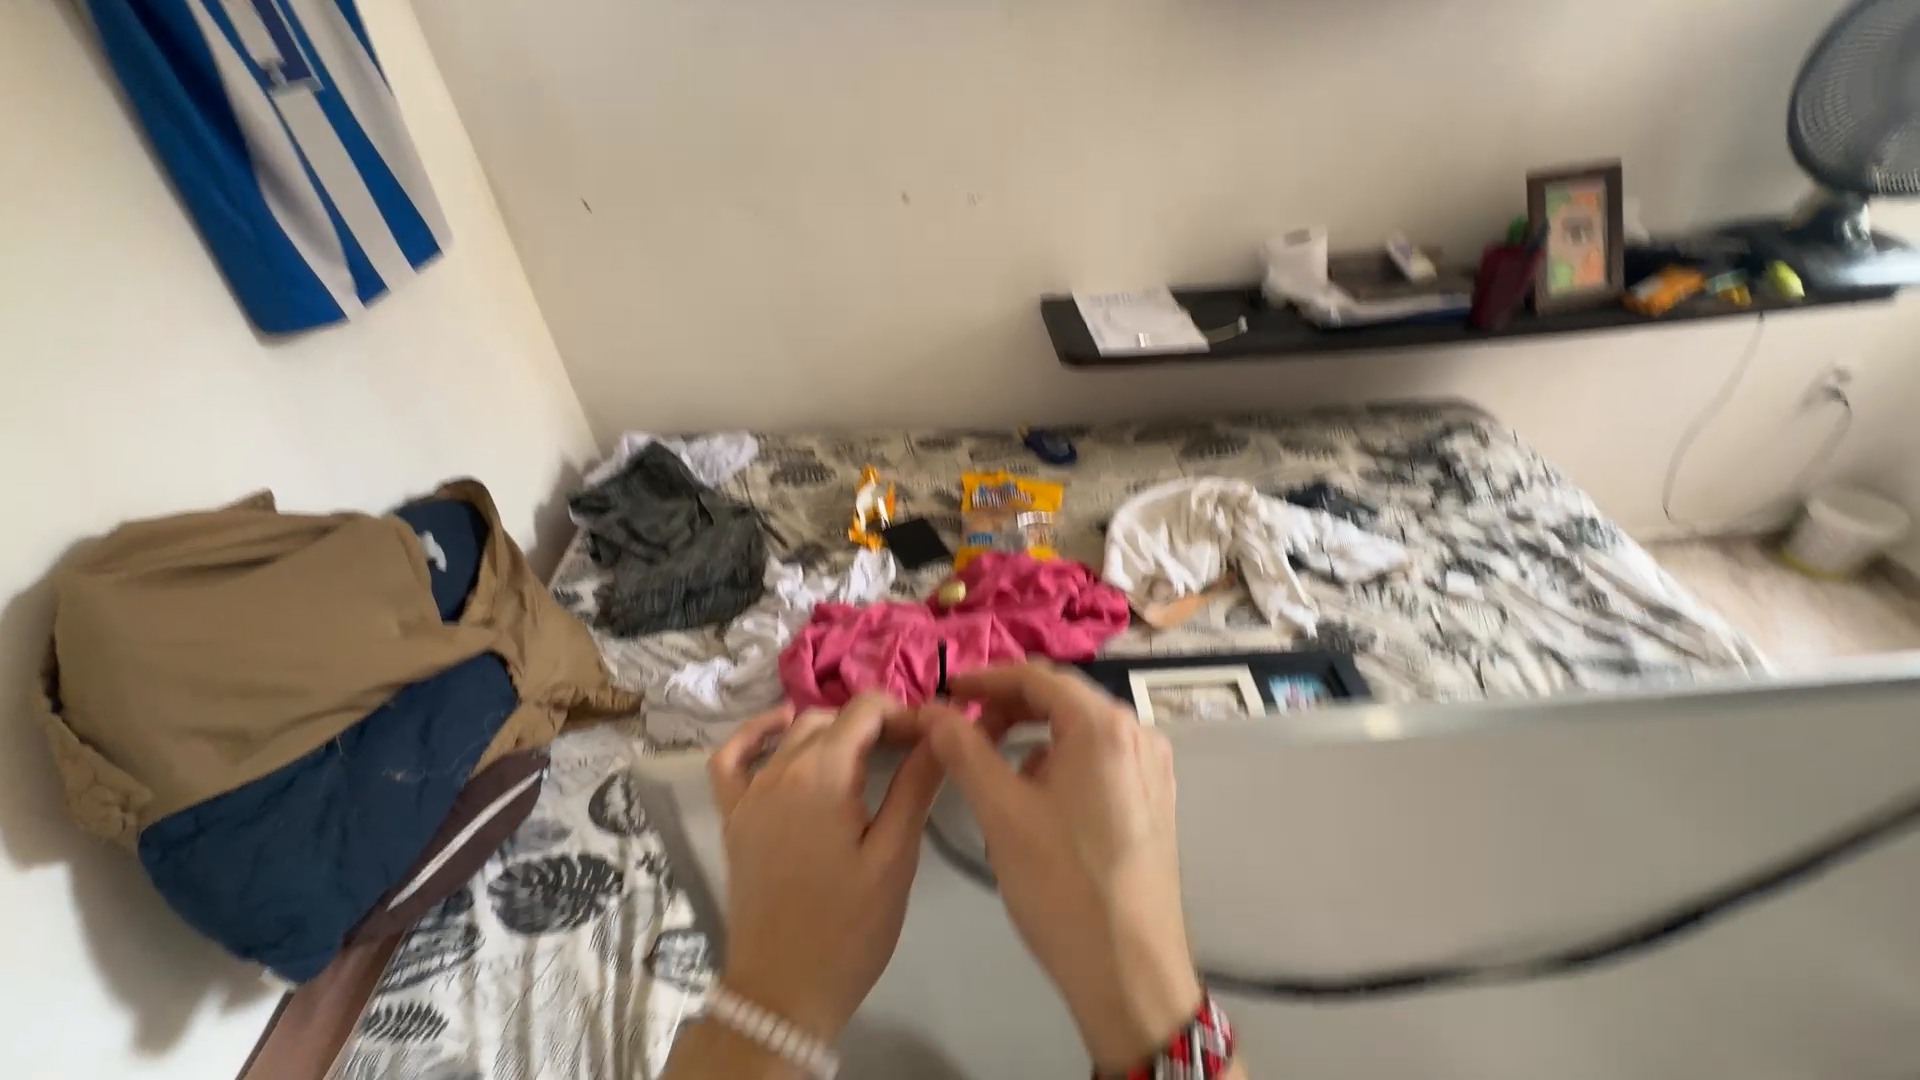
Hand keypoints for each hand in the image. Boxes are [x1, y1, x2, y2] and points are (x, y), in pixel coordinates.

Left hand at [706, 695, 944, 1042]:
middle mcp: (780, 770)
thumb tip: (940, 733)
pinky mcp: (734, 816)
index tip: (930, 739)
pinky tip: (781, 729)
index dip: (903, 714)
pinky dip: (757, 734)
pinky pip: (732, 757)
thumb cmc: (850, 927)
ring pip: (795, 733)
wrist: (784, 991)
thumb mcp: (895, 856)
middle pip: (834, 718)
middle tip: (911, 755)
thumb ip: (916, 785)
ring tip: (869, 755)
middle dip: (876, 725)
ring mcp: (750, 792)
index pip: (866, 709)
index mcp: (822, 774)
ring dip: (834, 731)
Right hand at [925, 663, 1202, 1072]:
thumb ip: (964, 749)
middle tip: (963, 727)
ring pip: (1080, 728)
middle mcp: (1138, 733)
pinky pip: (1099, 757)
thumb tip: (933, 711)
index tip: (947, 692)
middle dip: (1008, 705)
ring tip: (991, 759)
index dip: (986, 679)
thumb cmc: (1061, 884)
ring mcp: (1151, 767)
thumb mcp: (1001, 811)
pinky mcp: (1153, 797)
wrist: (1130, 972)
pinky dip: (1060, 757)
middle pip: (1062, 698)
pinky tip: (1035, 791)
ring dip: (1032, 732)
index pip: (1036, 677)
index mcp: (1104, 726)